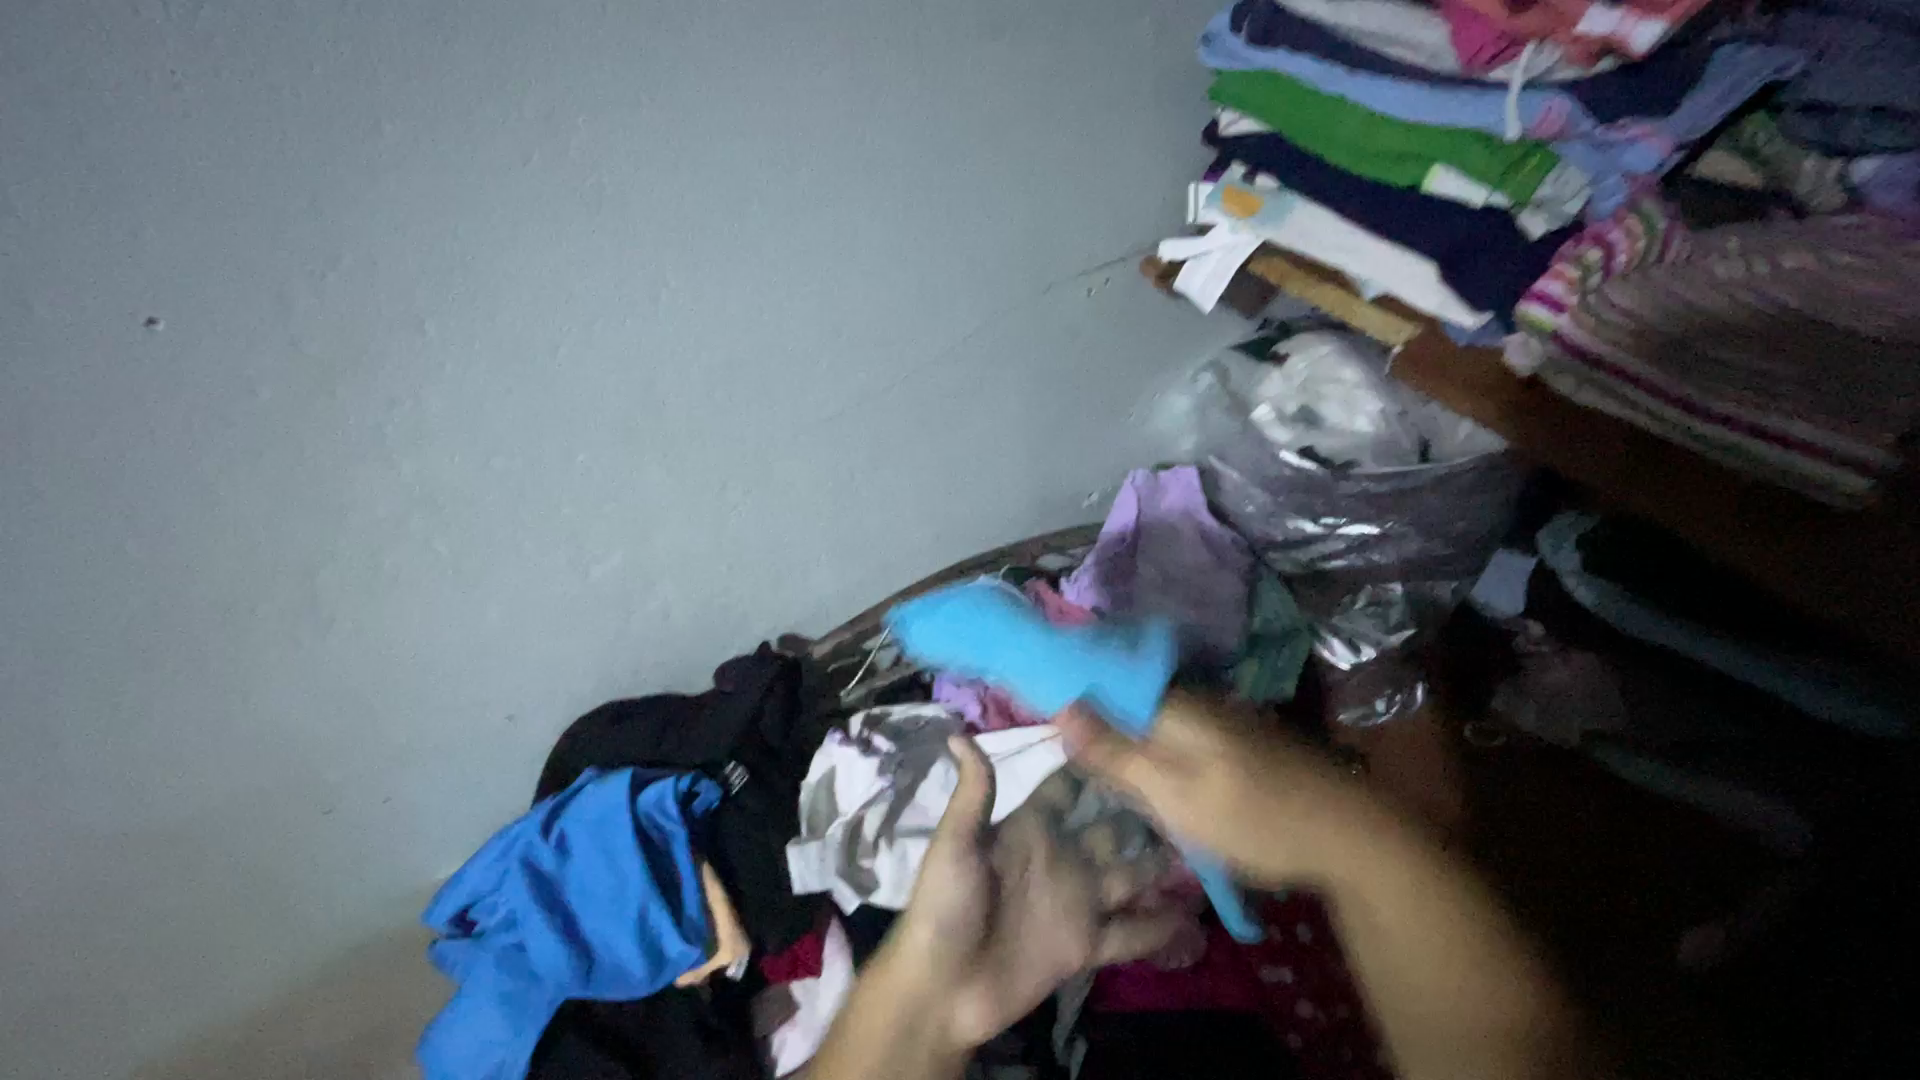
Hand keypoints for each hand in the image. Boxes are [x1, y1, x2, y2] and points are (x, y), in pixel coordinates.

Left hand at [884, 736, 1185, 1050]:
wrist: (943, 988)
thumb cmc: (944, 906)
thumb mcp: (955, 844)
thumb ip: (974, 793)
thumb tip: (960, 733)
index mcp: (1029, 830)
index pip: (1067, 789)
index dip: (1095, 767)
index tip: (1134, 739)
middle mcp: (1060, 858)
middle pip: (1108, 829)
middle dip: (1143, 813)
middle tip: (1189, 792)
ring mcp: (1077, 902)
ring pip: (1129, 876)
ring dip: (1159, 865)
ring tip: (1204, 846)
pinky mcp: (1086, 945)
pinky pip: (1131, 932)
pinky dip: (1160, 926)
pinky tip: (1196, 917)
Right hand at [1058, 690, 1371, 886]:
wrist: (1352, 836)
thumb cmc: (1254, 817)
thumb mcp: (1175, 794)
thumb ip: (1117, 753)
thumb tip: (1059, 705)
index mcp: (1171, 705)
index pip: (1101, 680)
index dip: (1067, 694)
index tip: (1034, 712)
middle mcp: (1192, 699)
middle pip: (1123, 698)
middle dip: (1092, 719)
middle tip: (1065, 755)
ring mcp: (1218, 718)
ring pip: (1149, 717)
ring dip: (1121, 736)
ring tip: (1096, 768)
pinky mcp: (1234, 739)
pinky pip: (1174, 733)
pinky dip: (1151, 749)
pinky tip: (1146, 775)